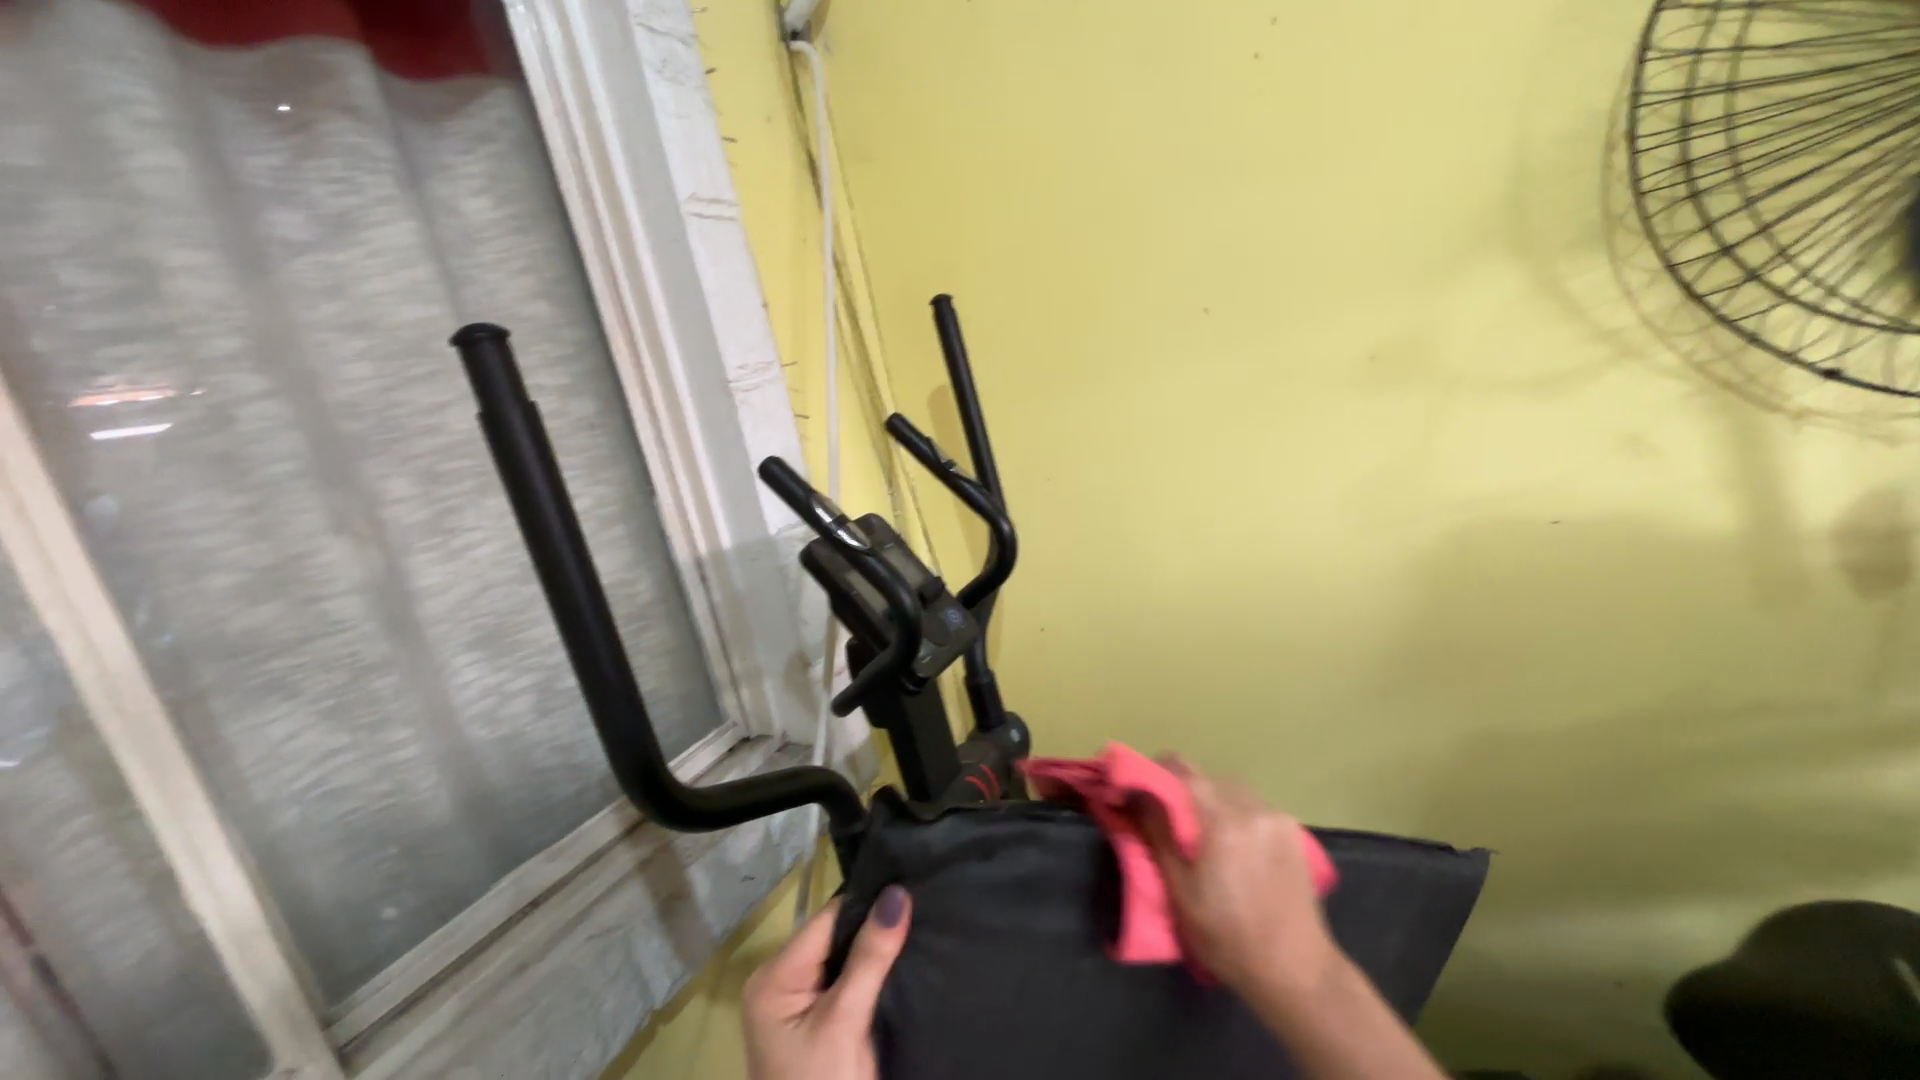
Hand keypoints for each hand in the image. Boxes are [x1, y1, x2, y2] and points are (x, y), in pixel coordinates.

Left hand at [743, 885, 910, 1079]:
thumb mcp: (846, 1022)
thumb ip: (870, 958)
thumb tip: (897, 893)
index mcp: (773, 978)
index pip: (826, 921)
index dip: (867, 905)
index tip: (911, 887)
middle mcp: (778, 982)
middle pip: (832, 937)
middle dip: (872, 927)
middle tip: (921, 905)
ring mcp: (795, 1004)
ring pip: (841, 958)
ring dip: (874, 950)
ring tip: (917, 924)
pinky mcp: (814, 1022)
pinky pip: (843, 981)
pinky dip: (869, 974)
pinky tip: (900, 961)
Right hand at [1139, 758, 1342, 1010]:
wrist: (1294, 969)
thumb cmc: (1226, 935)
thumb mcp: (1180, 889)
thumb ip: (1157, 834)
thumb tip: (1136, 795)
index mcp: (1222, 821)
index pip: (1183, 770)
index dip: (1157, 770)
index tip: (1140, 787)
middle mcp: (1253, 809)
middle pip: (1209, 778)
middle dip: (1185, 790)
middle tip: (1171, 820)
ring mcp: (1278, 818)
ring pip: (1234, 790)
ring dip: (1214, 800)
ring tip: (1204, 834)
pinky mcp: (1295, 832)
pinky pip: (1256, 807)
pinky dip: (1238, 813)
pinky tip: (1235, 845)